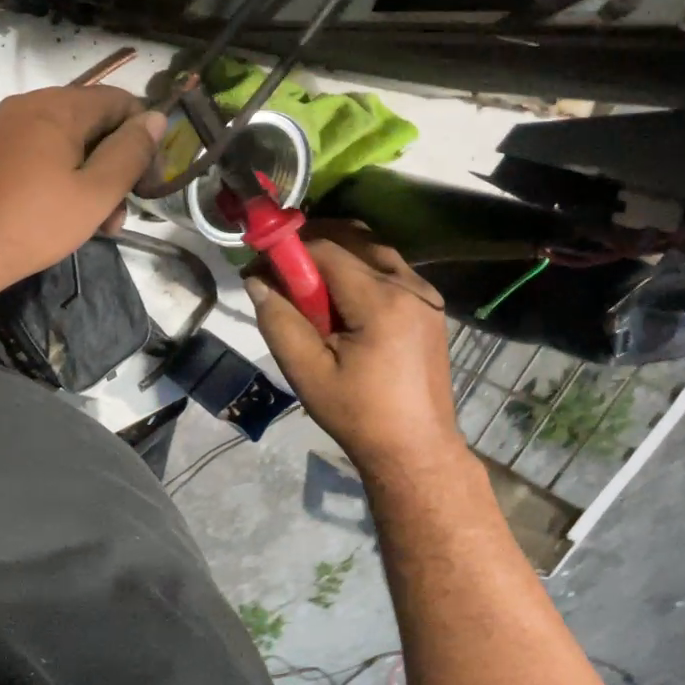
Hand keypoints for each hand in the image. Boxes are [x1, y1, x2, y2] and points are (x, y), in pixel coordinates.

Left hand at [0, 85, 164, 305]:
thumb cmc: (31, 225)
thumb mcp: (93, 194)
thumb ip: (129, 153)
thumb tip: (154, 119)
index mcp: (55, 106)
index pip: (118, 101)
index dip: (143, 136)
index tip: (149, 180)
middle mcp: (25, 105)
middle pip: (89, 124)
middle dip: (113, 166)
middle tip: (119, 215)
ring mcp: (0, 129)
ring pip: (62, 145)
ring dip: (87, 179)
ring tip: (96, 226)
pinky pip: (34, 156)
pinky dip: (56, 180)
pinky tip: (62, 216)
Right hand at [247, 220, 466, 474]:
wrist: (414, 446)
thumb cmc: (355, 413)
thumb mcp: (305, 370)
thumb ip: (278, 320)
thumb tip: (256, 280)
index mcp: (381, 302)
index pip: (326, 250)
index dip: (286, 250)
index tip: (256, 265)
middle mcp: (411, 286)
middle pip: (354, 238)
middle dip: (309, 243)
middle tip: (274, 268)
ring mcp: (426, 294)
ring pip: (372, 249)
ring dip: (333, 253)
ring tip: (300, 281)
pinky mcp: (428, 305)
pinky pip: (387, 268)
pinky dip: (355, 267)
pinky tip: (332, 296)